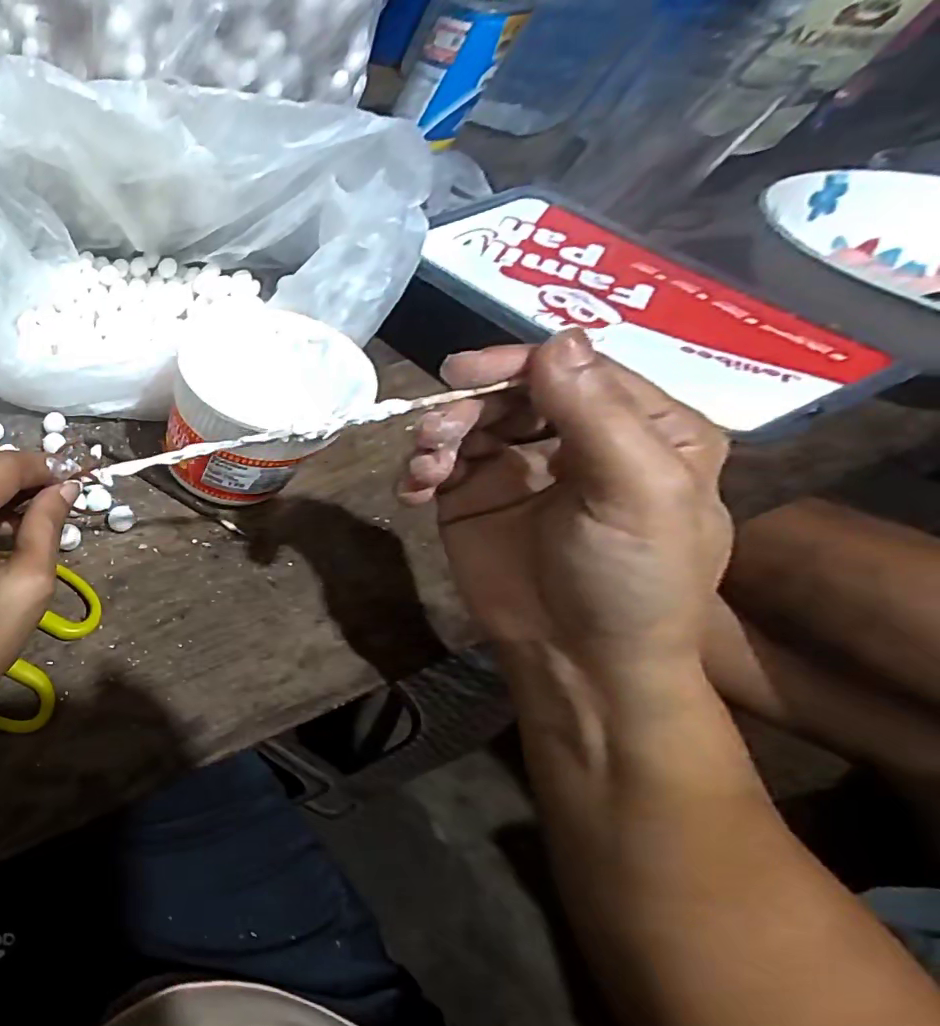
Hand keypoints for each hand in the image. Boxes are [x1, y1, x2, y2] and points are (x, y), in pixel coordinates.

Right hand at [397, 330, 731, 675]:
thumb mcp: (635, 492)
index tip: (462, 373)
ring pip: (467, 426)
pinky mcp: (470, 500)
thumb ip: (598, 414)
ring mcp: (517, 470)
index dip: (517, 364)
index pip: (575, 370)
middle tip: (434, 433)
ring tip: (423, 471)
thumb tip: (556, 339)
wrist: (576, 656)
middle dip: (468, 407)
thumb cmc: (631, 576)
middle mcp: (577, 440)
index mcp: (642, 428)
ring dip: (436, 440)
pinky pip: (436, 467)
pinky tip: (412, 492)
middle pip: (512, 395)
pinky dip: (417, 472)